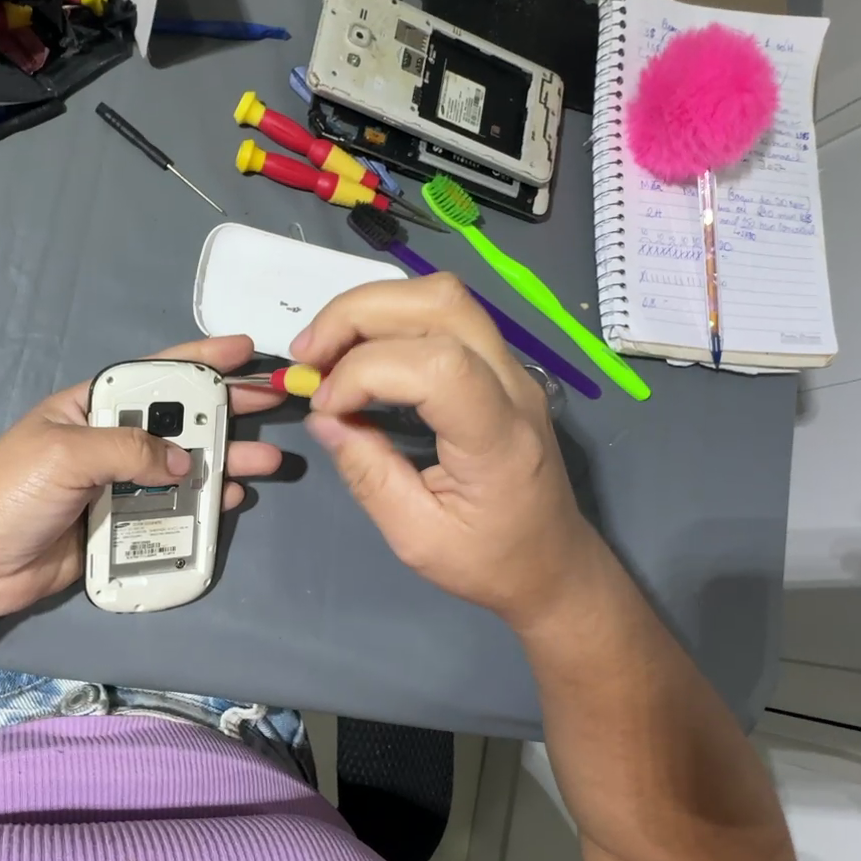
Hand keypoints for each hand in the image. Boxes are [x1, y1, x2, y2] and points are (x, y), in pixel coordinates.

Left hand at [0, 334, 287, 619]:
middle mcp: (110, 441)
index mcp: (90, 408)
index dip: (199, 360)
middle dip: (225, 410)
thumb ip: (130, 450)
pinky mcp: (124, 523)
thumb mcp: (67, 455)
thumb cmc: (11, 496)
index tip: (243, 350)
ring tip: (269, 462)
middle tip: (272, 403)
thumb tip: (187, 463)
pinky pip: (175, 506)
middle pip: (179, 419)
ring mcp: (119, 483)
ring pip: (184, 466)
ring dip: (226, 462)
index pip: (152, 375)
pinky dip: (206, 502)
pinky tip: (233, 498)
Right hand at [291, 275, 597, 630]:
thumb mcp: (416, 537)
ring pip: (441, 296)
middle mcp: (514, 385)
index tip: (326, 408)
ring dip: (370, 309)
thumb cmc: (490, 561)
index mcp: (499, 439)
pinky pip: (443, 315)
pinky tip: (356, 352)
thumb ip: (369, 474)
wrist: (554, 564)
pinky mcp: (499, 366)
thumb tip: (323, 417)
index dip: (366, 371)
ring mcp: (512, 368)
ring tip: (324, 349)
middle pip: (440, 302)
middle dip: (356, 315)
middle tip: (306, 355)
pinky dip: (388, 319)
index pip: (437, 365)